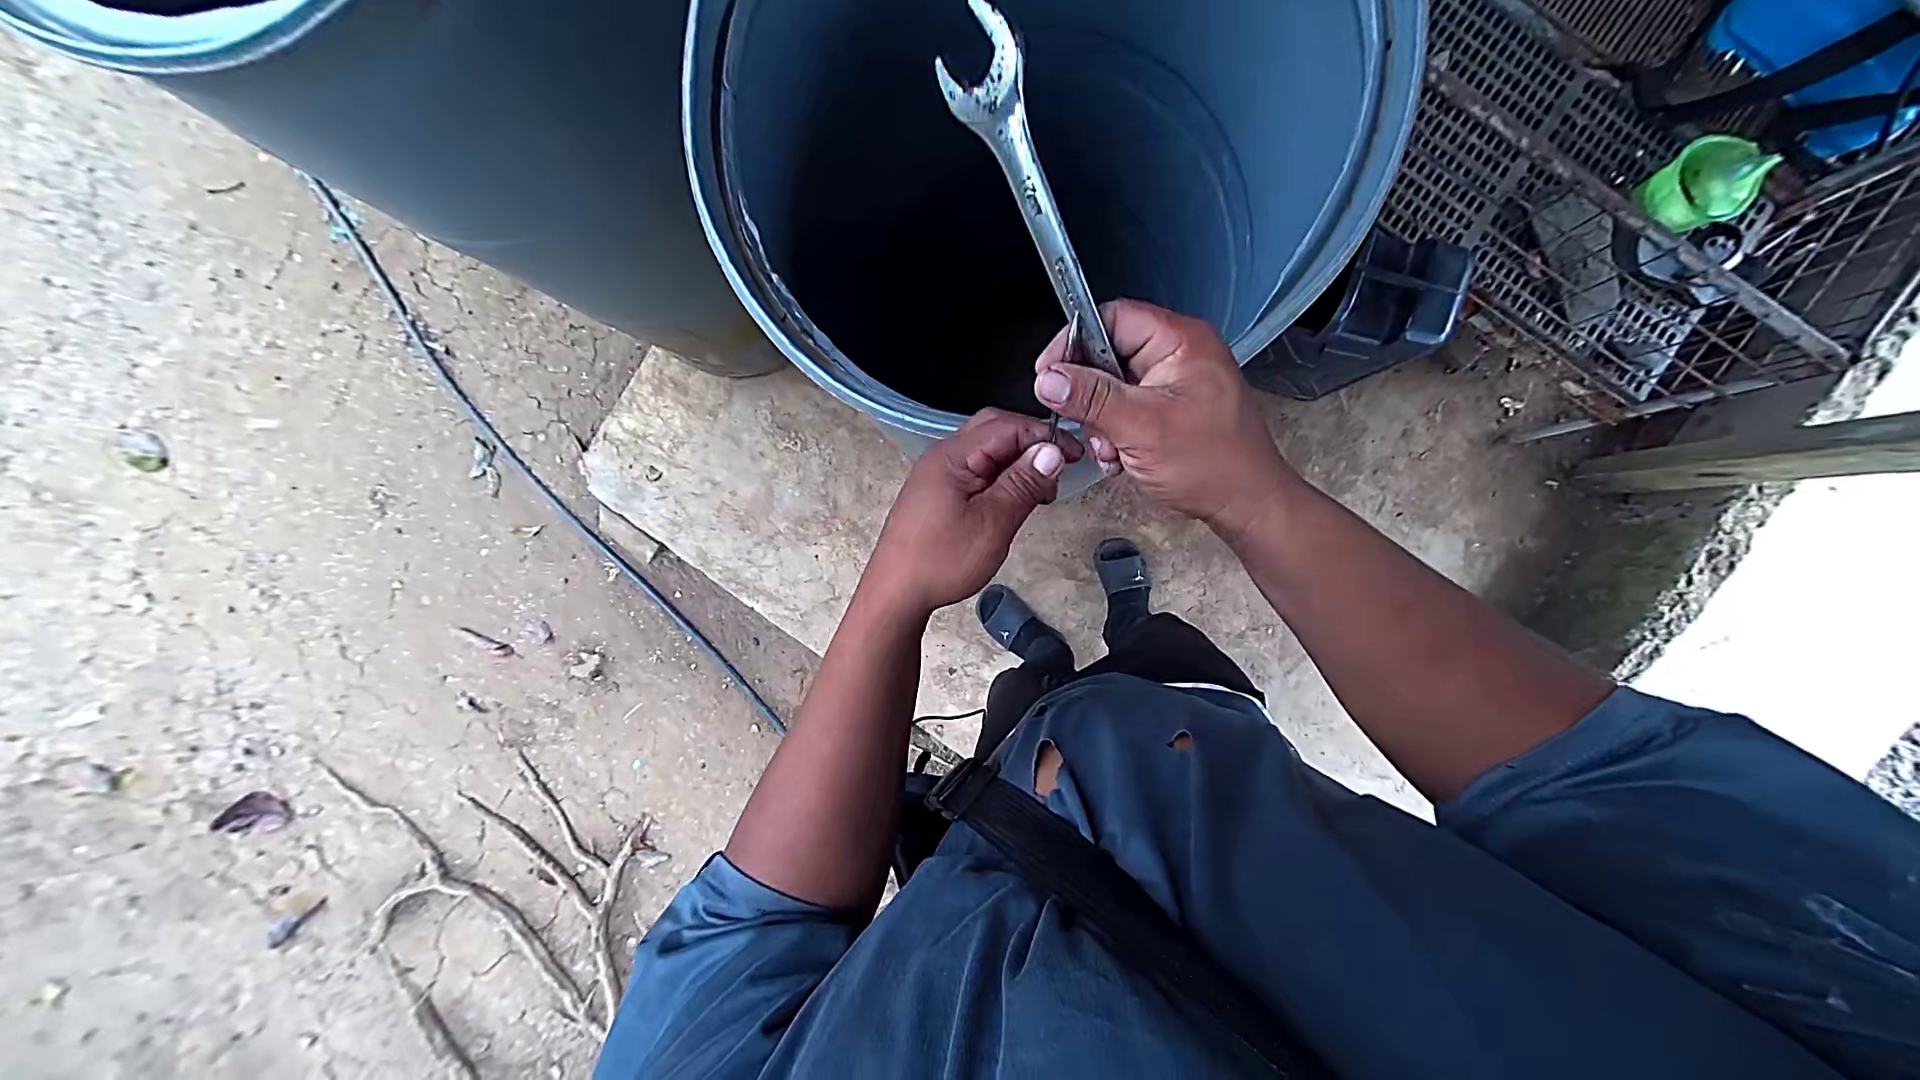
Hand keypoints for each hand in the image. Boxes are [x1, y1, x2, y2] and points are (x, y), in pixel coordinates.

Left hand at [864, 409, 1081, 614]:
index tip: (1074, 454)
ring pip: (987, 450)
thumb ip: (1022, 484)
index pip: (1009, 426)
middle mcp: (943, 457)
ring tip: (1040, 489)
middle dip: (1033, 443)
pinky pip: (977, 470)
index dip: (1047, 436)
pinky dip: (1001, 477)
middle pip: (996, 429)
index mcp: (953, 457)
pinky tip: (1014, 499)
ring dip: (1018, 462)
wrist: (896, 593)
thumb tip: (1051, 453)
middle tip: (1059, 468)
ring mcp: (939, 474)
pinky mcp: (939, 492)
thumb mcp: (992, 523)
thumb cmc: (936, 563)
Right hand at [1033, 299, 1295, 538]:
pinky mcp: (1166, 409)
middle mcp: (1176, 355)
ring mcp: (1171, 384)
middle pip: (1106, 355)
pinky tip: (1123, 455)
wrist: (1244, 504)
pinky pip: (1123, 410)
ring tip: (1114, 448)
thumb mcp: (1141, 428)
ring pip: (1110, 388)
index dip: (1074, 341)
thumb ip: (1091, 399)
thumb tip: (1050, 379)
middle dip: (1089, 396)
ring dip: (1101, 422)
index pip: (1111, 317)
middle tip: (1089, 423)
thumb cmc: (1215, 465)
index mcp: (1179, 341)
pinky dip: (1114, 434)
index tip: (1049, 373)